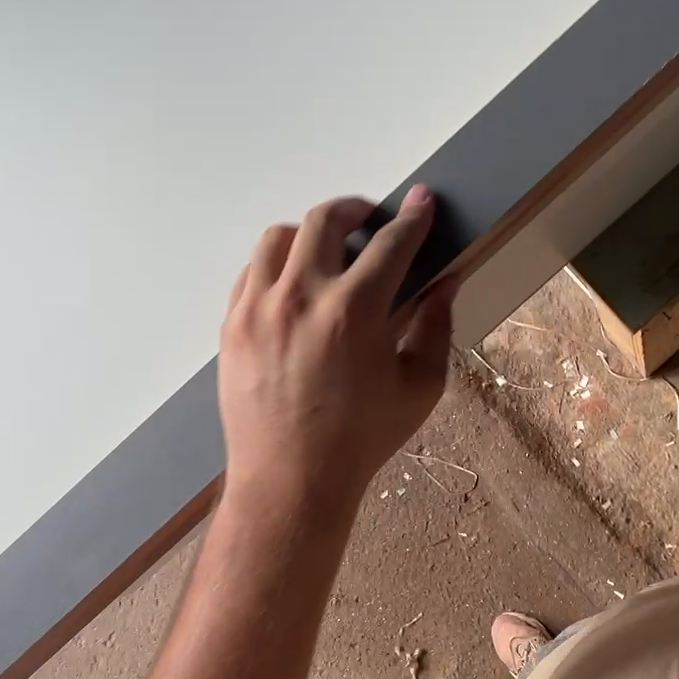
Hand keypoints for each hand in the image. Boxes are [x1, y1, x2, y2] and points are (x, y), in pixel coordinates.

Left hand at [217, 185, 458, 503]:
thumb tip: (447, 282)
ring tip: (327, 252)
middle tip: (371, 221)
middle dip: (356, 210)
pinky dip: (277, 265)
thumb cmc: (364, 437)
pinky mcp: (231, 324)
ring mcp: (258, 307)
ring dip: (310, 233)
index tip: (421, 200)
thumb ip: (436, 327)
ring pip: (279, 237)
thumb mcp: (420, 387)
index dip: (412, 218)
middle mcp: (301, 296)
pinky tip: (294, 285)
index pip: (390, 244)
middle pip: (325, 220)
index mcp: (355, 311)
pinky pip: (251, 271)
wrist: (291, 478)